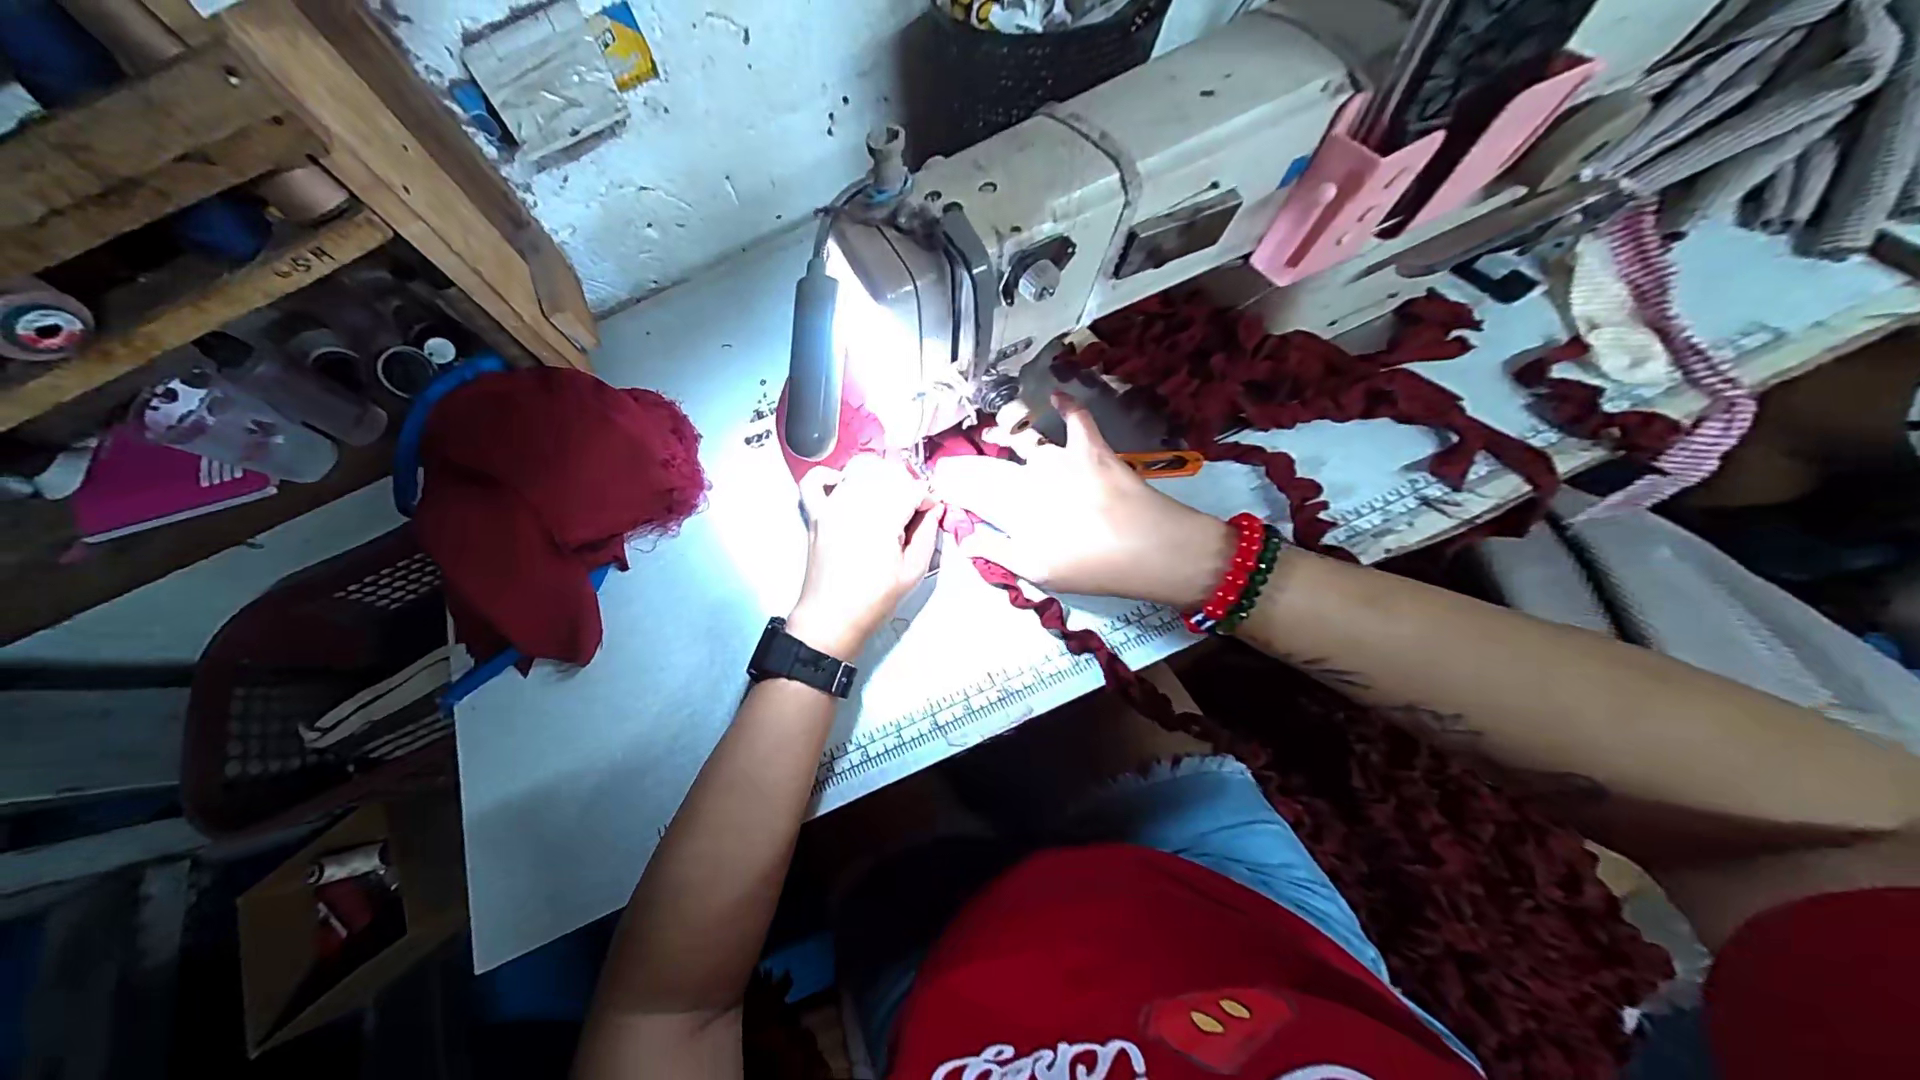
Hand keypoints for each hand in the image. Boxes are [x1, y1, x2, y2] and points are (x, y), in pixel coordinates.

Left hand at [789, 454, 938, 657]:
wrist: (831, 620)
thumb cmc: (872, 602)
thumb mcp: (913, 571)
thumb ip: (928, 534)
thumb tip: (933, 510)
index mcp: (882, 520)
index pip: (911, 488)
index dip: (926, 498)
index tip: (930, 511)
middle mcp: (855, 505)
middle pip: (888, 474)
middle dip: (906, 486)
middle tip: (913, 511)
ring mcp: (831, 506)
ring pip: (859, 470)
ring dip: (879, 478)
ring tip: (888, 502)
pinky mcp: (815, 515)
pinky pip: (816, 480)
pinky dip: (830, 476)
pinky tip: (845, 487)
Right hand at [932, 393, 1232, 608]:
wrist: (1151, 548)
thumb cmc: (1093, 567)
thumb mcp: (1037, 570)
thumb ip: (997, 550)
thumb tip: (964, 534)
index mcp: (1015, 506)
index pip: (973, 490)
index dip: (953, 484)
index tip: (938, 481)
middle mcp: (1032, 476)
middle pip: (992, 463)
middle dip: (969, 461)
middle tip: (955, 460)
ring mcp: (1063, 458)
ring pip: (1025, 435)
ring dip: (1006, 430)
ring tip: (994, 430)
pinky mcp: (1093, 448)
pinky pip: (1077, 418)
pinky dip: (1067, 403)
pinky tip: (1057, 395)